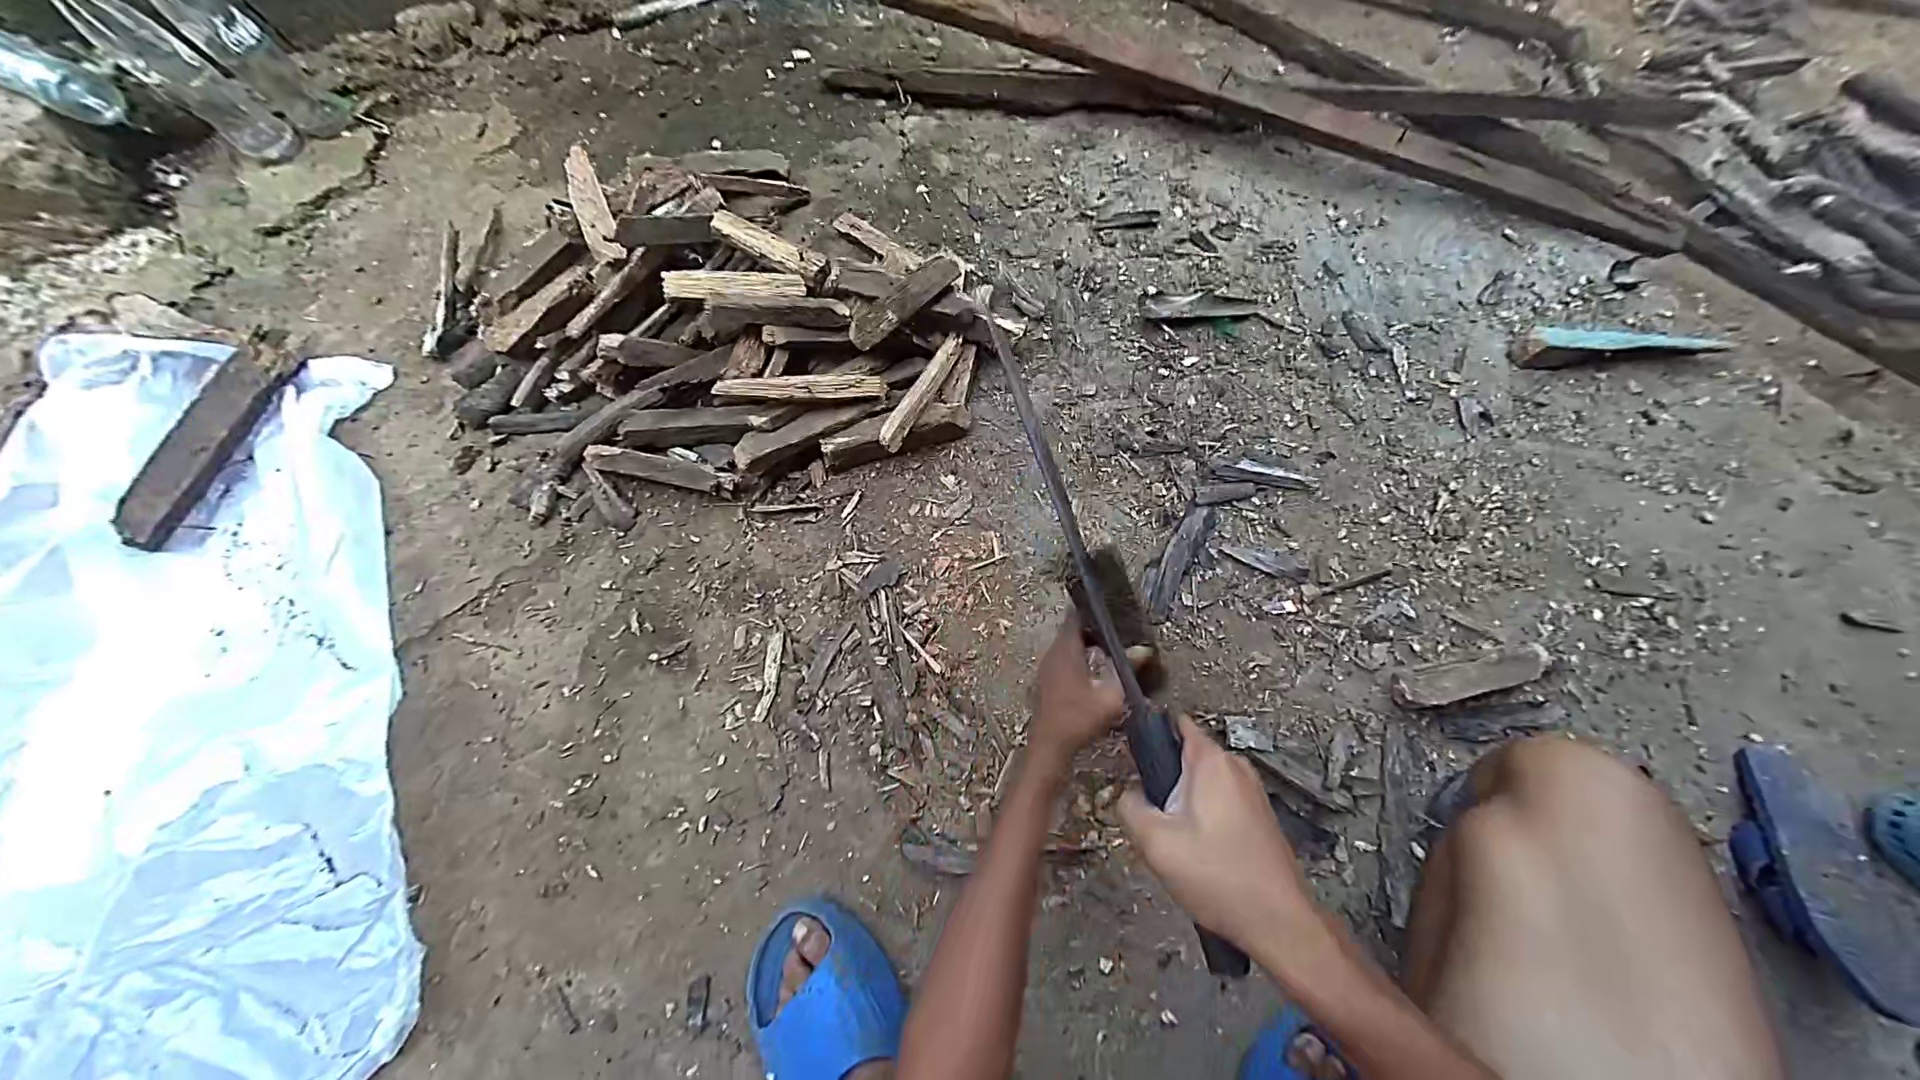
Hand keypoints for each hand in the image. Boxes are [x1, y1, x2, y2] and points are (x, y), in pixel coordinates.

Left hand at [1028, 611, 1125, 770]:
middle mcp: (1053, 654)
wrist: (1050, 746)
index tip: (1107, 607)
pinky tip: (1094, 672)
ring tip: (1108, 649)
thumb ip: (1126, 670)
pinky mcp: (1046, 682)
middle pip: (1072, 631)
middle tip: (1115, 631)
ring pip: (1067, 646)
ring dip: (1085, 645)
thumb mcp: (1110, 696)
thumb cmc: (1079, 719)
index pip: (1075, 617)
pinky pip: (1064, 660)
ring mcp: (1047, 668)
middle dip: (1092, 629)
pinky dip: (1078, 659)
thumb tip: (1144, 650)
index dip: (1090, 609)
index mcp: (1066, 650)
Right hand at [1117, 716, 1314, 946]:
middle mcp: (1236, 768)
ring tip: (1177, 842)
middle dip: (1163, 782)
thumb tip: (1127, 795)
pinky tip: (1200, 855)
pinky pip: (1218, 804)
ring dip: (1182, 805)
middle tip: (1154, 818)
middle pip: (1184, 758)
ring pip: (1200, 785)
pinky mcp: (1259, 817)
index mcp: (1212, 762)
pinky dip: (1203, 820)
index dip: (1149, 736)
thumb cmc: (1221, 878)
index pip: (1175, 724)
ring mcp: (1252, 792)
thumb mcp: (1155, 842)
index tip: (1132, 760)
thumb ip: (1128, 807)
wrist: (1279, 924)